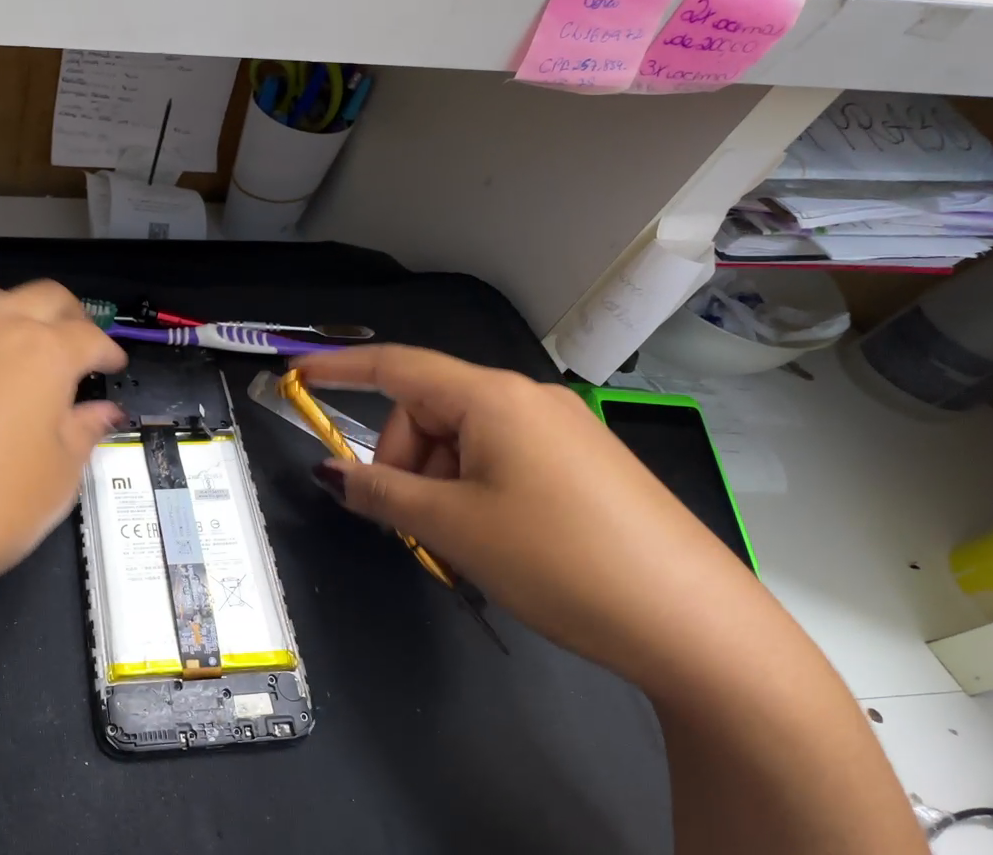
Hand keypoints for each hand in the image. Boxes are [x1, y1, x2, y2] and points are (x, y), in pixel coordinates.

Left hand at [0, 280, 125, 625]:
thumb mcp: (55, 480)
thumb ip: (83, 435)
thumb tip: (101, 411)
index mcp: (43, 351)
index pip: (89, 337)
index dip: (108, 351)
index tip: (114, 366)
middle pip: (44, 297)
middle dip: (71, 316)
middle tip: (82, 348)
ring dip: (23, 317)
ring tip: (33, 355)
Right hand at [292, 345, 764, 686]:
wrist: (696, 626)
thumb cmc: (559, 560)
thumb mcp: (452, 527)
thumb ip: (379, 492)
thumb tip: (330, 472)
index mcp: (492, 398)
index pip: (396, 366)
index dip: (339, 368)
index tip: (296, 373)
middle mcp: (527, 400)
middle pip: (428, 413)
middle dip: (402, 463)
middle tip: (411, 524)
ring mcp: (562, 432)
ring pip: (463, 443)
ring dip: (439, 486)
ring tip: (461, 544)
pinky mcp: (584, 467)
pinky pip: (501, 462)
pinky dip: (475, 493)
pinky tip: (497, 541)